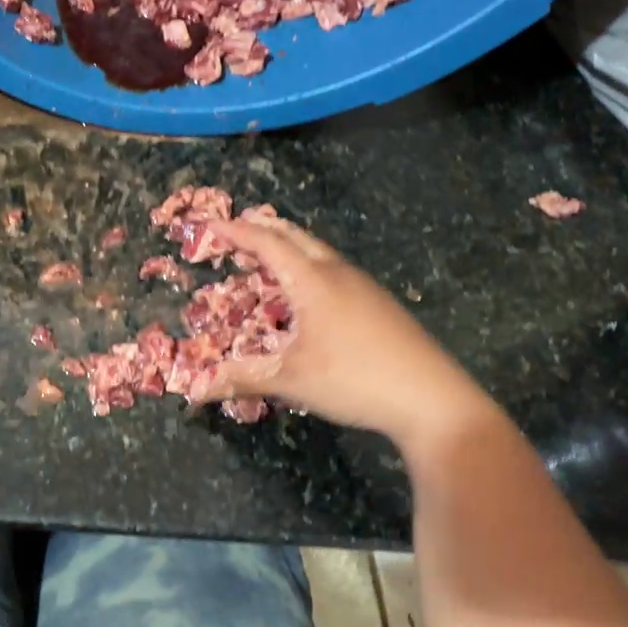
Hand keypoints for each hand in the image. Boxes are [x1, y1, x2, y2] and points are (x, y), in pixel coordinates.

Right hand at [200, 217, 501, 451]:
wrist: (433, 399)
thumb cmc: (355, 381)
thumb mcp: (290, 379)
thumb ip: (240, 378)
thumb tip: (194, 389)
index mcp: (313, 281)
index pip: (266, 243)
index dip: (235, 232)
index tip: (209, 226)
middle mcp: (337, 273)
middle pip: (295, 236)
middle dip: (262, 229)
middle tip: (234, 232)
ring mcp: (363, 286)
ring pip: (317, 251)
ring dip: (286, 246)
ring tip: (264, 256)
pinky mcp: (379, 303)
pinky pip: (332, 269)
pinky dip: (306, 265)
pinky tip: (304, 292)